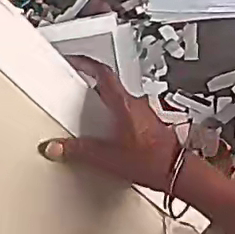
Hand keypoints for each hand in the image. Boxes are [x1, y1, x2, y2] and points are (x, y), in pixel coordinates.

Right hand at [40, 55, 185, 193]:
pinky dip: (116, 117)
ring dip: (105, 103)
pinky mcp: (151, 126)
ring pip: (120, 100)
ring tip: (91, 116)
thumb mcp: (107, 157)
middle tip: (77, 90)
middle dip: (92, 86)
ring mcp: (145, 114)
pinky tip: (111, 135)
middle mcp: (137, 105)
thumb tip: (57, 148)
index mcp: (125, 104)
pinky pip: (129, 114)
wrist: (177, 172)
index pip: (103, 72)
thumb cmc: (153, 161)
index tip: (73, 60)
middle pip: (110, 86)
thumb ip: (79, 151)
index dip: (85, 63)